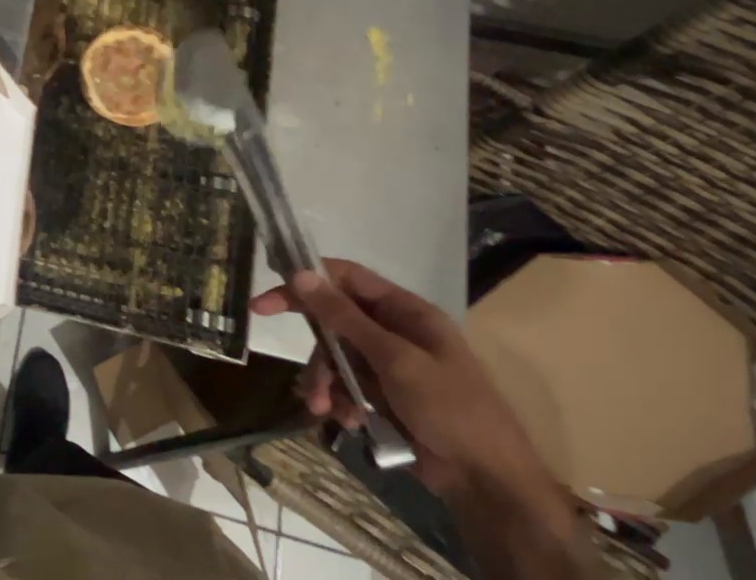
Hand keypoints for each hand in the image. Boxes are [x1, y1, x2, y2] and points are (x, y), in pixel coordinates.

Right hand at [251, 260, 557, 502]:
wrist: (486, 480)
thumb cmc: (450, 409)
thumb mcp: (394, 360)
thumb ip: (345, 317)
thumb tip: (301, 274)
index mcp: (407, 312)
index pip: (346, 278)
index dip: (306, 281)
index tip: (269, 297)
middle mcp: (395, 331)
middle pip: (334, 321)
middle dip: (316, 348)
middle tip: (288, 358)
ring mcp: (389, 365)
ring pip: (335, 358)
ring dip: (324, 381)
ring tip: (323, 407)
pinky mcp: (383, 395)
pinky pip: (344, 386)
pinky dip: (338, 401)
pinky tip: (344, 420)